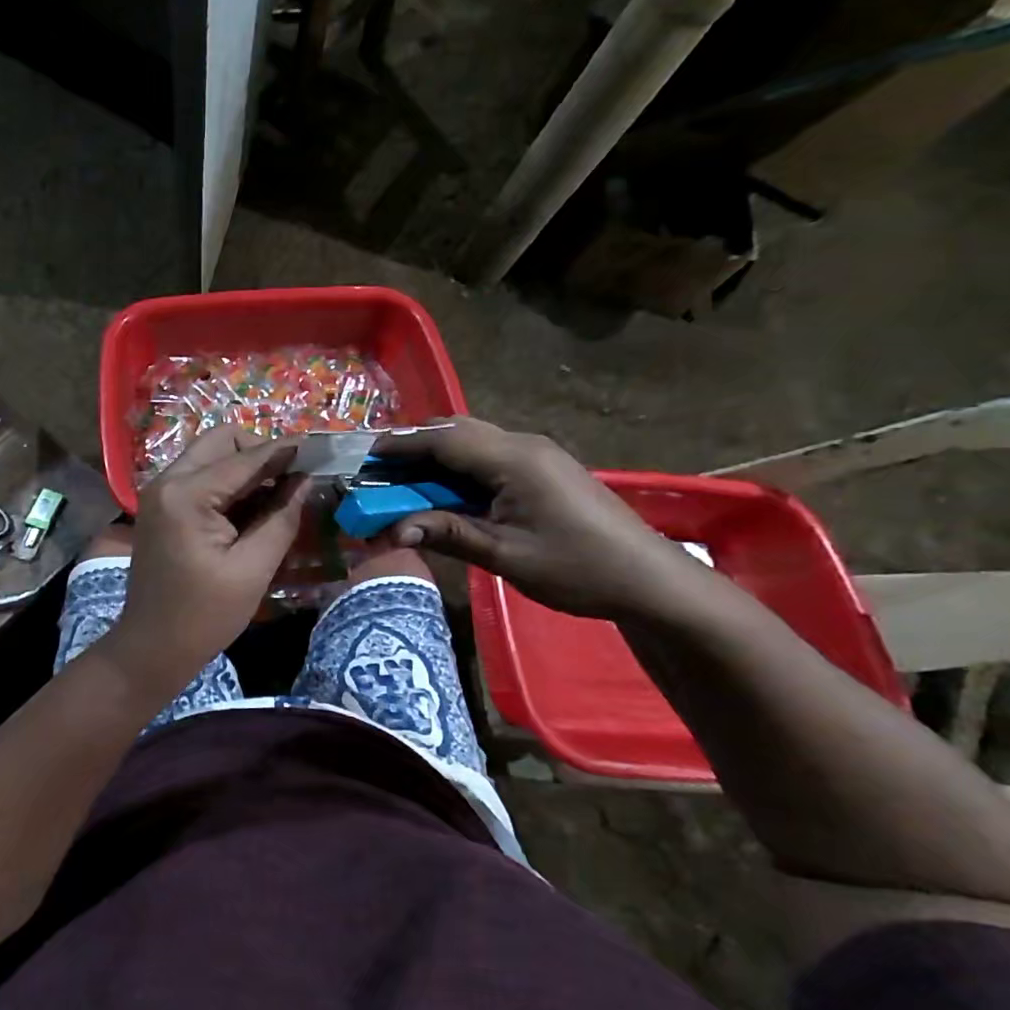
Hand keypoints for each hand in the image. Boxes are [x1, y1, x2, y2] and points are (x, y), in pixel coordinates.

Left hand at [104, 426, 307, 692]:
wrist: (151, 648)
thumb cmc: (204, 615)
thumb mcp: (253, 569)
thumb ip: (282, 518)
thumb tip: (305, 480)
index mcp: (186, 495)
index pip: (244, 458)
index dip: (284, 451)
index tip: (319, 448)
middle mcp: (167, 481)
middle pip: (222, 440)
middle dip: (261, 452)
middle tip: (293, 477)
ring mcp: (161, 492)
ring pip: (211, 455)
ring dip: (246, 466)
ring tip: (279, 493)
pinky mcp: (163, 505)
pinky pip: (202, 476)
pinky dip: (230, 482)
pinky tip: (253, 507)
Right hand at [379, 417, 709, 619]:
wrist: (646, 579)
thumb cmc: (576, 569)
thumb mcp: (506, 555)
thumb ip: (448, 534)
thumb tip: (392, 530)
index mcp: (514, 460)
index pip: (444, 439)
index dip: (400, 446)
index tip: (363, 459)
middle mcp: (523, 444)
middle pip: (456, 431)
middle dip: (413, 447)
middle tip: (379, 475)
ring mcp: (536, 454)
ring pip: (472, 441)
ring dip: (435, 458)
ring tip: (402, 485)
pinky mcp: (542, 469)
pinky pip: (489, 456)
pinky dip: (458, 468)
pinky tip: (444, 493)